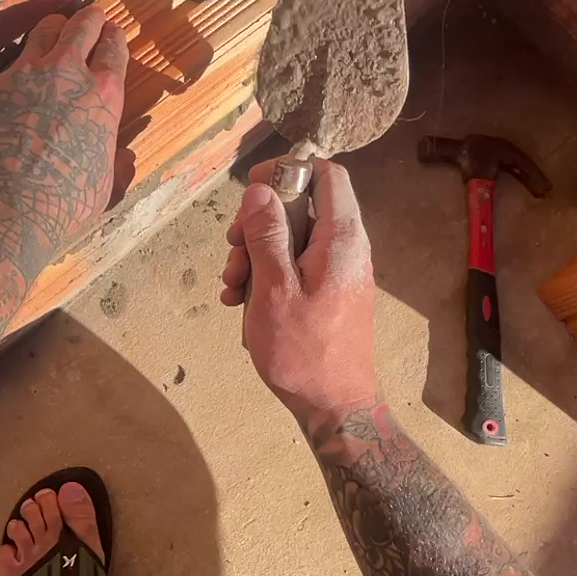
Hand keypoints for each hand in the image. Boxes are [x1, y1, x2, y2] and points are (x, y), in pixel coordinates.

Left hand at [0, 7, 127, 247]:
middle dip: (89, 19)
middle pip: (82, 24)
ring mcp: (28, 73)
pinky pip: (12, 60)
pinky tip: (21, 76)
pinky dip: (21, 62)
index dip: (115, 38)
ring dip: (55, 28)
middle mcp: (68, 73)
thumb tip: (124, 157)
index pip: (114, 48)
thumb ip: (115, 162)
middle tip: (90, 19)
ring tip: (56, 32)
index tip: (113, 36)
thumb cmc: (67, 203)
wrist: (12, 207)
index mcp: (104, 95)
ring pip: (44, 29)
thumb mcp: (106, 184)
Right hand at [220, 158, 379, 422]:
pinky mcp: (325, 294)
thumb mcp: (274, 290)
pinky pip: (293, 268)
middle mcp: (344, 249)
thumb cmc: (303, 351)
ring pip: (290, 240)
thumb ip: (267, 237)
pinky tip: (241, 303)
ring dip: (254, 256)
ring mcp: (335, 273)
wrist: (333, 406)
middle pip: (300, 207)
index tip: (251, 189)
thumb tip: (259, 190)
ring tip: (231, 289)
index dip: (288, 170)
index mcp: (341, 240)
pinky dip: (265, 278)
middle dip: (257, 224)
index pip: (327, 174)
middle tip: (232, 251)